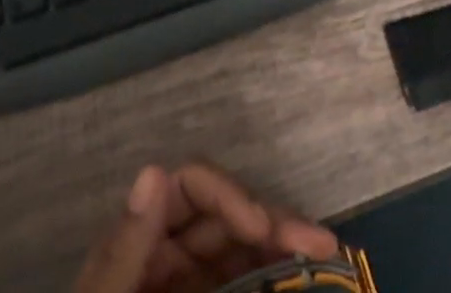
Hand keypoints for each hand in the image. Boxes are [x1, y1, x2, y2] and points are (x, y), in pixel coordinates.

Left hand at [74, 164, 339, 292]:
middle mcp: (165, 253)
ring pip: (242, 248)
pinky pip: (242, 282)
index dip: (230, 194)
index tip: (259, 226)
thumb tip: (153, 170)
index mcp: (136, 240)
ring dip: (282, 244)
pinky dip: (271, 276)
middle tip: (321, 242)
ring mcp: (187, 283)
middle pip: (227, 217)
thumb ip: (125, 247)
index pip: (190, 188)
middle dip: (273, 222)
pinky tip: (300, 275)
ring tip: (324, 249)